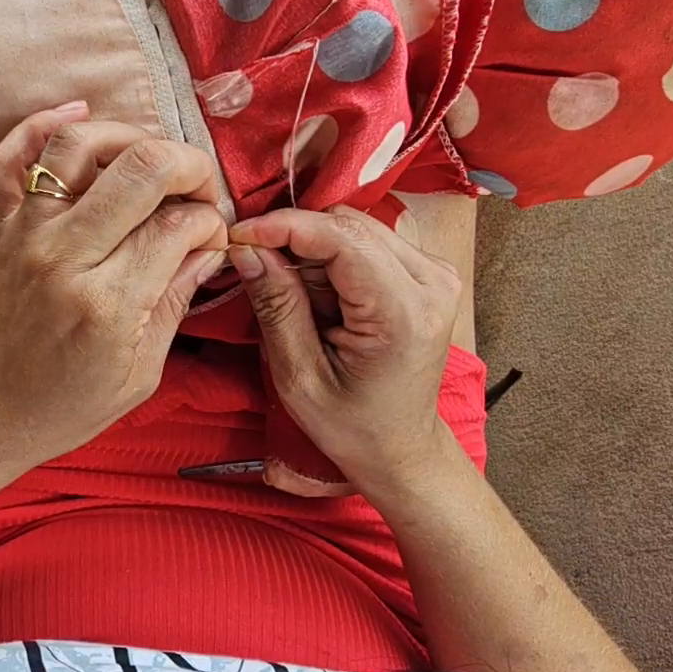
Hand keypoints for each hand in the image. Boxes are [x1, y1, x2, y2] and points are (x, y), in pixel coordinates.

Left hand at [0, 108, 228, 481]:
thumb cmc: (63, 408)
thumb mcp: (139, 374)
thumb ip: (175, 302)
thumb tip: (208, 246)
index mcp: (108, 304)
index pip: (178, 224)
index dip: (209, 221)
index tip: (210, 236)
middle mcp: (65, 256)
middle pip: (142, 168)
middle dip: (188, 167)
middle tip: (197, 193)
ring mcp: (26, 235)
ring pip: (78, 145)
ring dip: (128, 138)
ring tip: (151, 162)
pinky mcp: (1, 229)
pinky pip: (9, 158)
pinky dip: (39, 126)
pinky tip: (78, 115)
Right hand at [227, 207, 461, 499]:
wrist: (398, 445)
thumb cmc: (350, 424)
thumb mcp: (299, 375)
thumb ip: (276, 306)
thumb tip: (247, 250)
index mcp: (403, 313)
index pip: (340, 238)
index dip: (283, 226)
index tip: (238, 235)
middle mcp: (430, 282)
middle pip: (348, 225)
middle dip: (293, 238)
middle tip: (255, 266)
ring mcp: (435, 273)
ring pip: (355, 228)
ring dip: (311, 249)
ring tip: (289, 291)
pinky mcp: (427, 273)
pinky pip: (367, 242)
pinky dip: (330, 257)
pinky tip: (316, 292)